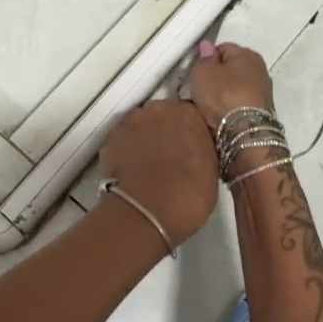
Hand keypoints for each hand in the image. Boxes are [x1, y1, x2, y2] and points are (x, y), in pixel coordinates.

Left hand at [98, 100, 218, 247]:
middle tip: (170, 156)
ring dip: (144, 139)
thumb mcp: (211, 169)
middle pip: (161, 116)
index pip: (190, 115)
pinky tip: (133, 171)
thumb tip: (197, 151)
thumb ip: (203, 149)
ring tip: (150, 166)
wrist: (149, 211)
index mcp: (187, 113)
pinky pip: (122, 141)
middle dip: (165, 132)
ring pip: (140, 126)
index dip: (189, 133)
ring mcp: (130, 123)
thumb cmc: (187, 193)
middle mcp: (157, 110)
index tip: (190, 147)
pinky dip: (126, 151)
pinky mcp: (110, 140)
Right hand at [188, 42, 276, 132]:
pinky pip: (241, 102)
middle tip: (202, 89)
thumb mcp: (203, 73)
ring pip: (237, 86)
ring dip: (225, 93)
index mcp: (248, 54)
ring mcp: (264, 91)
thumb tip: (207, 45)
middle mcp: (260, 69)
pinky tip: (222, 114)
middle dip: (217, 76)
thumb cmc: (222, 95)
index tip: (197, 73)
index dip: (207, 59)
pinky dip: (232, 106)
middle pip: (232, 68)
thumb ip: (204, 58)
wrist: (244, 131)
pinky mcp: (264, 110)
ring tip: (210, 105)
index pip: (223, 48)